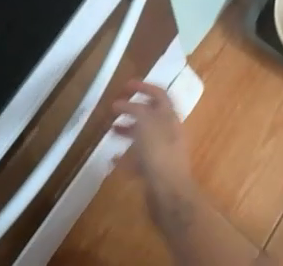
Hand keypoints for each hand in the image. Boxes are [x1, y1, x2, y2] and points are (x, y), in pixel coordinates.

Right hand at [111, 80, 193, 197]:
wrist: (170, 196)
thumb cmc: (159, 155)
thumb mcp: (146, 124)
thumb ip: (135, 110)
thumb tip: (121, 103)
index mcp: (169, 118)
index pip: (159, 94)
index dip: (143, 87)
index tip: (125, 85)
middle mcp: (169, 133)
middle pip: (151, 115)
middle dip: (133, 110)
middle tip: (114, 108)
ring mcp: (163, 153)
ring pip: (144, 137)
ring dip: (128, 131)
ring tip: (111, 131)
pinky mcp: (156, 172)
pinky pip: (139, 160)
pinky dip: (126, 158)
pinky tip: (112, 160)